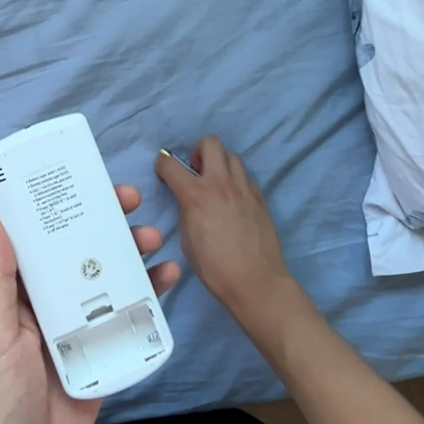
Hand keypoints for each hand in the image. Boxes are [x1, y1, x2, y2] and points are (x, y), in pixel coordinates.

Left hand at [0, 185, 180, 423]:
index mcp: (17, 291)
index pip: (39, 237)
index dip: (61, 206)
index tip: (85, 180)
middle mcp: (48, 299)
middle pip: (80, 249)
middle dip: (105, 220)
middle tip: (132, 199)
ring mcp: (78, 323)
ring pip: (108, 275)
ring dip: (131, 251)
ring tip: (154, 236)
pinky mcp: (103, 348)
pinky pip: (128, 313)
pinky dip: (148, 293)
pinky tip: (168, 277)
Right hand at [154, 136, 300, 329]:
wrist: (256, 281)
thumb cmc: (215, 268)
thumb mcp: (187, 239)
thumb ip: (186, 211)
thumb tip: (189, 201)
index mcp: (195, 195)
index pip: (170, 164)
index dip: (163, 164)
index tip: (164, 171)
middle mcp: (220, 183)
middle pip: (210, 142)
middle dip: (199, 150)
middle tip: (197, 169)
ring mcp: (244, 188)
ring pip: (232, 155)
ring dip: (220, 163)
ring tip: (217, 182)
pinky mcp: (260, 197)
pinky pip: (246, 176)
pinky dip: (236, 179)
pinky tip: (234, 198)